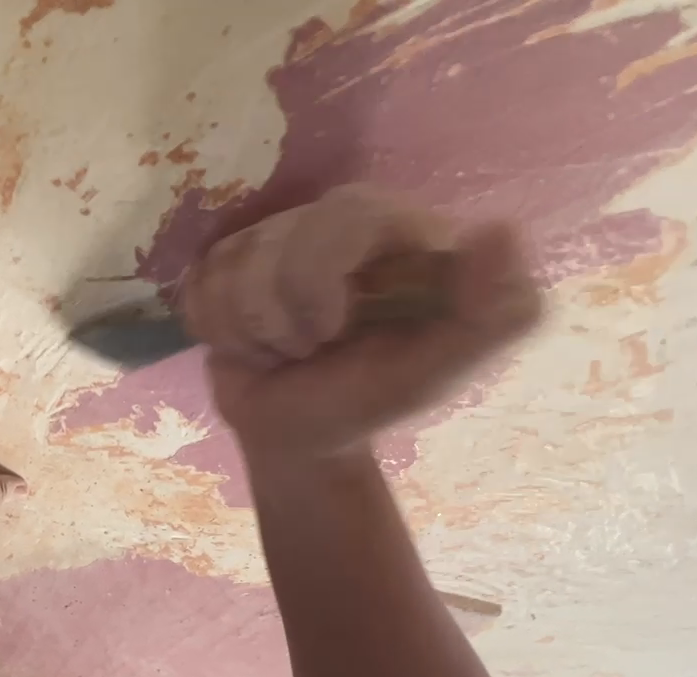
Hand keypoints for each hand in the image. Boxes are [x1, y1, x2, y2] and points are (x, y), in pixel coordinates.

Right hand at [180, 184, 542, 461]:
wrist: (289, 438)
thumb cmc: (360, 406)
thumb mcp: (432, 375)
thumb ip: (488, 314)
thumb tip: (495, 230)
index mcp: (401, 234)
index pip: (342, 217)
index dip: (314, 281)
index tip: (328, 336)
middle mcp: (340, 223)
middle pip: (277, 240)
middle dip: (280, 316)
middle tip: (305, 352)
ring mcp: (279, 240)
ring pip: (231, 264)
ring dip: (249, 331)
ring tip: (279, 353)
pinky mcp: (230, 267)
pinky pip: (201, 282)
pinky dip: (219, 329)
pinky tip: (247, 346)